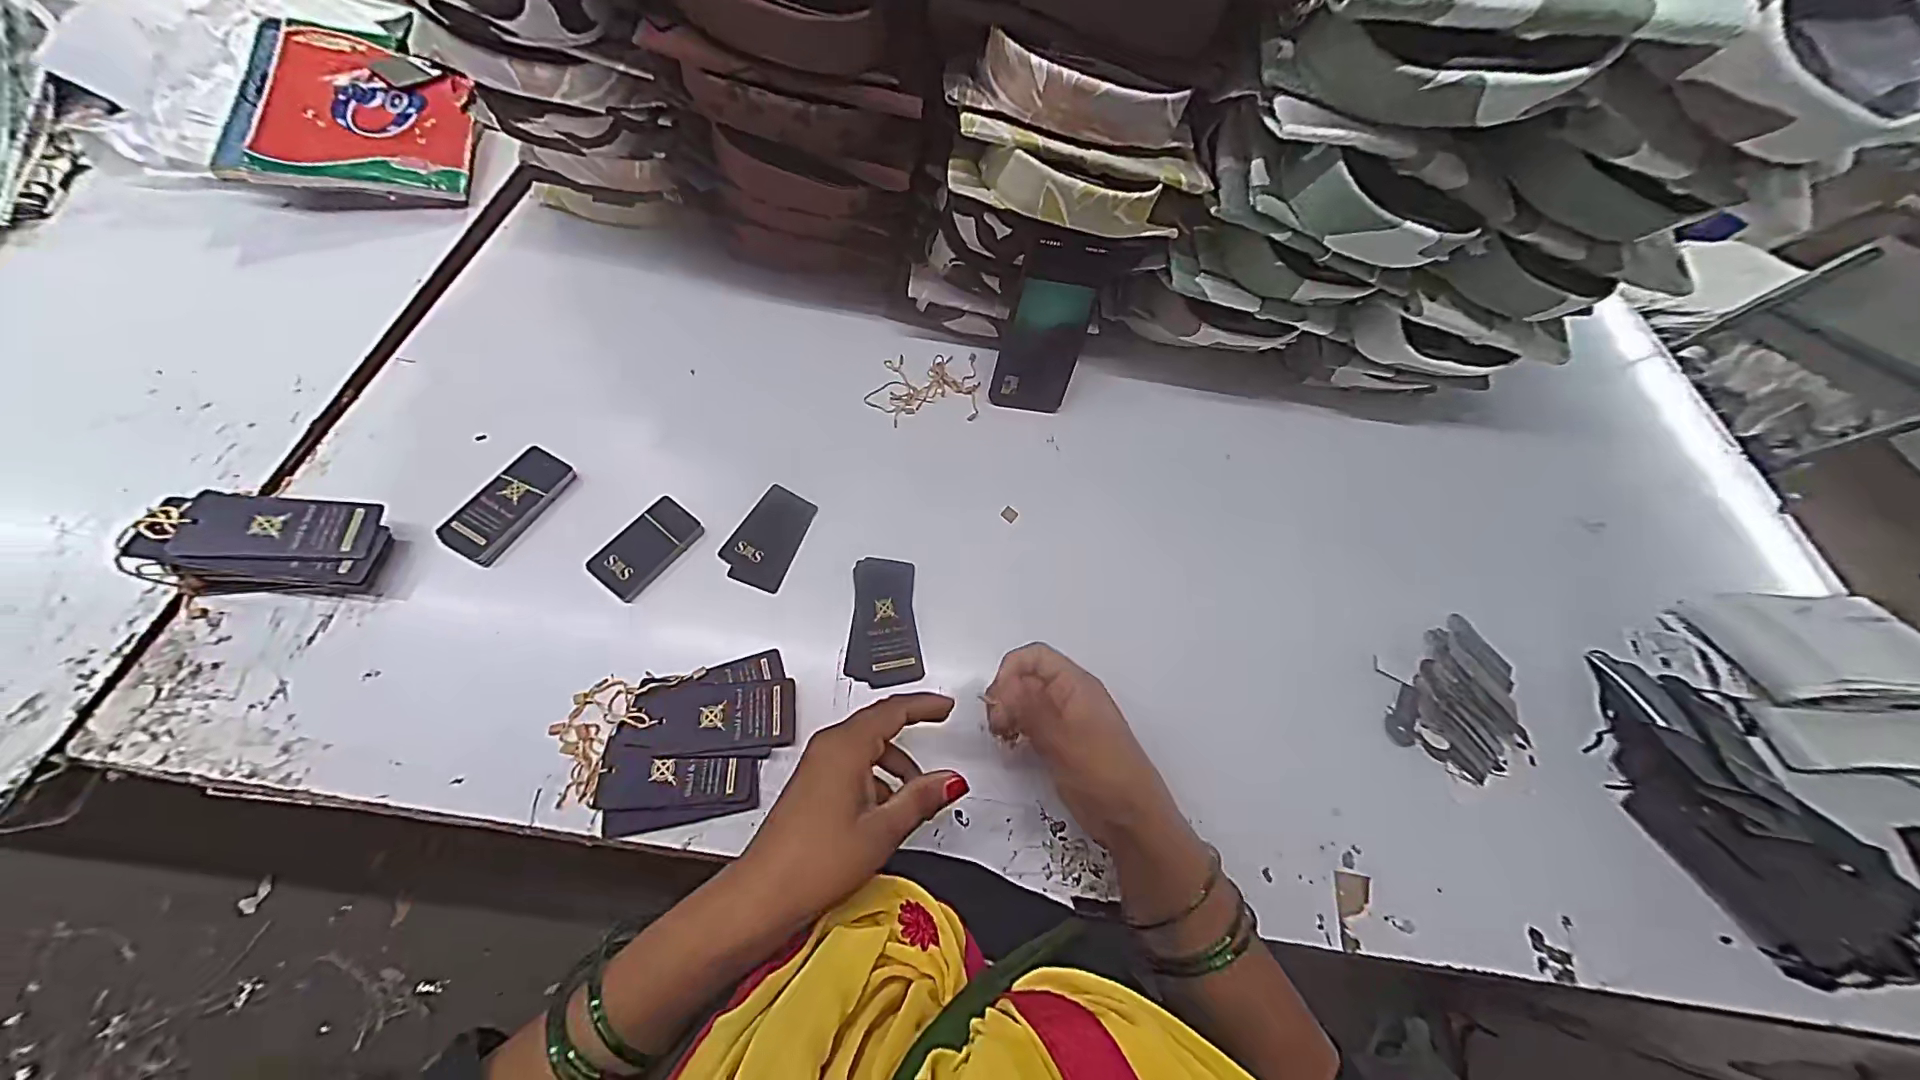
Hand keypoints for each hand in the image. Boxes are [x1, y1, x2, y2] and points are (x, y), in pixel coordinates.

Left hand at [737, 694, 967, 926]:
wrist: (763, 895)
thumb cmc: (812, 863)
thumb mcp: (881, 830)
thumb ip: (920, 798)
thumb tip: (950, 779)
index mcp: (845, 747)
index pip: (893, 709)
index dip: (924, 705)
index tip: (944, 706)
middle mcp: (828, 748)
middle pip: (878, 723)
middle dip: (911, 728)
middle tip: (936, 725)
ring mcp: (817, 766)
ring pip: (866, 747)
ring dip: (894, 761)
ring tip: (915, 791)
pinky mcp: (811, 784)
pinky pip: (851, 764)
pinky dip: (875, 776)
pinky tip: (886, 808)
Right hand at [985, 643, 1183, 854]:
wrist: (1133, 822)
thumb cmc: (1108, 779)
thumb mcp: (1061, 739)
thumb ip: (1028, 708)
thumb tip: (1002, 686)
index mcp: (1077, 686)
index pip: (1033, 657)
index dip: (1009, 672)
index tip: (997, 701)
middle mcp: (1072, 697)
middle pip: (1026, 677)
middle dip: (1005, 695)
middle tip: (998, 724)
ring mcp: (1067, 721)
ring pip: (1026, 701)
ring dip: (1009, 714)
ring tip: (1004, 738)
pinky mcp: (1062, 743)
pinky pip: (1032, 723)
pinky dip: (1017, 730)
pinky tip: (1013, 747)